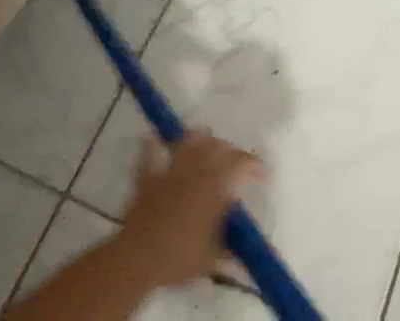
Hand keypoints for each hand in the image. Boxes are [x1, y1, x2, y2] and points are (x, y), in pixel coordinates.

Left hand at [112, 130, 263, 289]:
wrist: (135, 259)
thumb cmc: (177, 260)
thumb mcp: (209, 260)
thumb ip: (226, 250)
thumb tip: (240, 257)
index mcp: (213, 190)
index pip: (240, 165)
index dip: (255, 165)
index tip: (264, 174)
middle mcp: (194, 174)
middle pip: (216, 147)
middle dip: (231, 150)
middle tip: (237, 160)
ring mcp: (168, 173)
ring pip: (187, 142)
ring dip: (200, 138)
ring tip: (207, 140)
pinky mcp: (146, 178)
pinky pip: (149, 154)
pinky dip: (153, 146)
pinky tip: (154, 140)